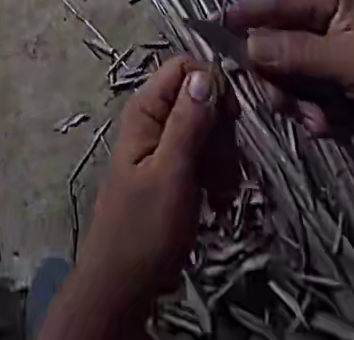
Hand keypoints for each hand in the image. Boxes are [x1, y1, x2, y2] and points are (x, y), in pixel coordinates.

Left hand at [44, 56, 229, 339]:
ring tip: (218, 194)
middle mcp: (156, 118)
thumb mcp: (171, 173)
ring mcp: (166, 144)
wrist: (124, 286)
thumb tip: (206, 72)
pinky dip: (218, 176)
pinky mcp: (177, 168)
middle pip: (203, 99)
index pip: (185, 67)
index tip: (230, 120)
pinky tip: (216, 201)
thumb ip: (188, 122)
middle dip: (221, 134)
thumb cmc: (144, 229)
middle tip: (221, 171)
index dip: (212, 86)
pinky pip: (208, 155)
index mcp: (146, 109)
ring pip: (210, 129)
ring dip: (223, 161)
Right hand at [223, 0, 353, 165]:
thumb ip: (297, 52)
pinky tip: (338, 127)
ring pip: (290, 78)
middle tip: (279, 102)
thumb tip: (247, 43)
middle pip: (275, 45)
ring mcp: (334, 60)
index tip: (208, 30)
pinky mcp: (342, 92)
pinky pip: (310, 101)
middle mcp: (326, 27)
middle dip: (276, 76)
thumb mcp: (352, 62)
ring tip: (321, 119)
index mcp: (330, 3)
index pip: (274, 3)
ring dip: (298, 101)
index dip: (242, 15)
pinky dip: (319, 116)